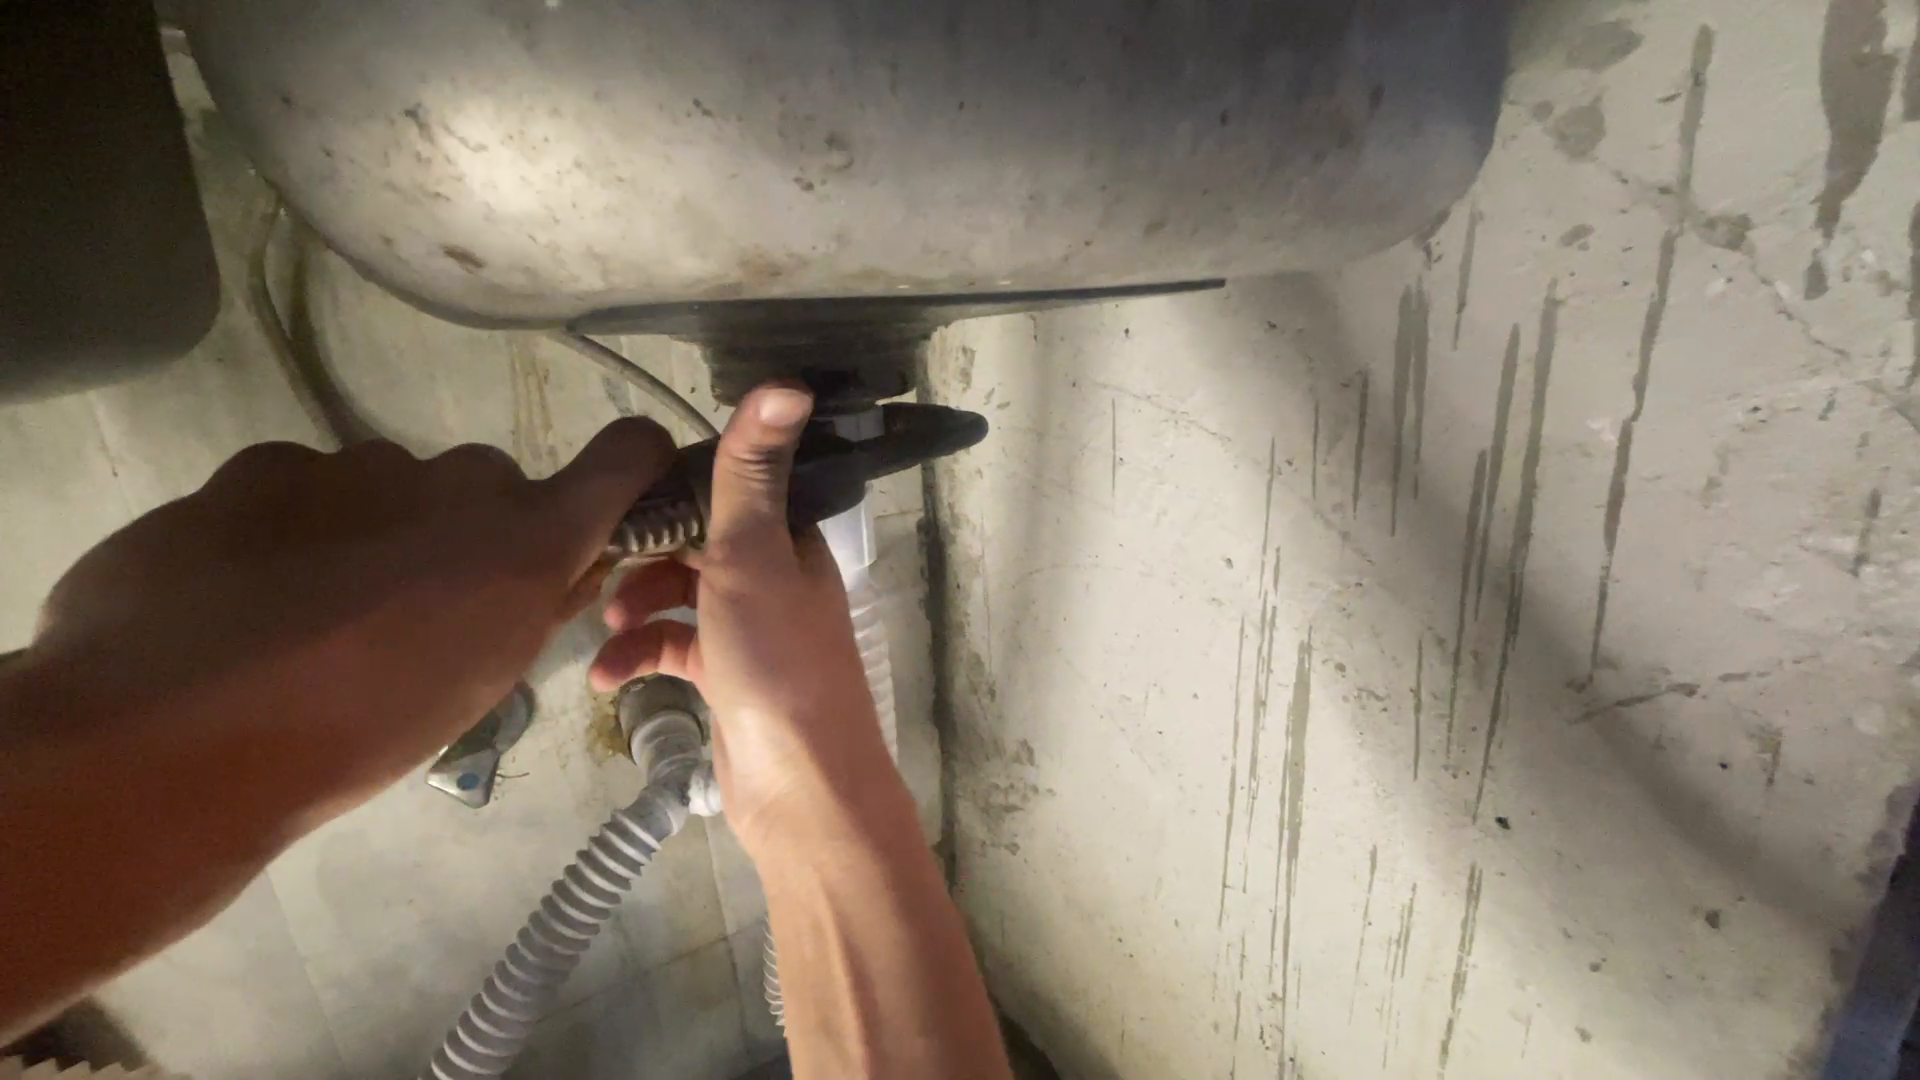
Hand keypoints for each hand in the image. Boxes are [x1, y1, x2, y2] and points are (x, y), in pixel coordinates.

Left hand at [21, 418, 673, 826]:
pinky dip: (309, 521)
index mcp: (533, 537)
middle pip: (495, 483)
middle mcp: (463, 479)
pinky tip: (263, 586)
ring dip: (392, 524)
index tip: (624, 493)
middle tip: (431, 597)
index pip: (627, 454)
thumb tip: (576, 565)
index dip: (639, 462)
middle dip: (479, 527)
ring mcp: (360, 464)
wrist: (172, 745)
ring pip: (401, 483)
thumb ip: (547, 602)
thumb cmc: (373, 727)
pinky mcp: (263, 467)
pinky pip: (314, 482)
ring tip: (328, 603)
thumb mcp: (493, 676)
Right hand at [589, 385, 893, 850]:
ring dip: (638, 608)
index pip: (735, 493)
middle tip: (602, 569)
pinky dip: (642, 658)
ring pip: (684, 600)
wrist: (798, 784)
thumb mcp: (754, 555)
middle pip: (701, 545)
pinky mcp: (731, 681)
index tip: (622, 500)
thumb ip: (753, 474)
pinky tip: (608, 680)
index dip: (679, 492)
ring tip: (606, 628)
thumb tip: (787, 382)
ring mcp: (755, 633)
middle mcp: (779, 580)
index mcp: (794, 543)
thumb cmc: (775, 660)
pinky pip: (678, 653)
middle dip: (648, 555)